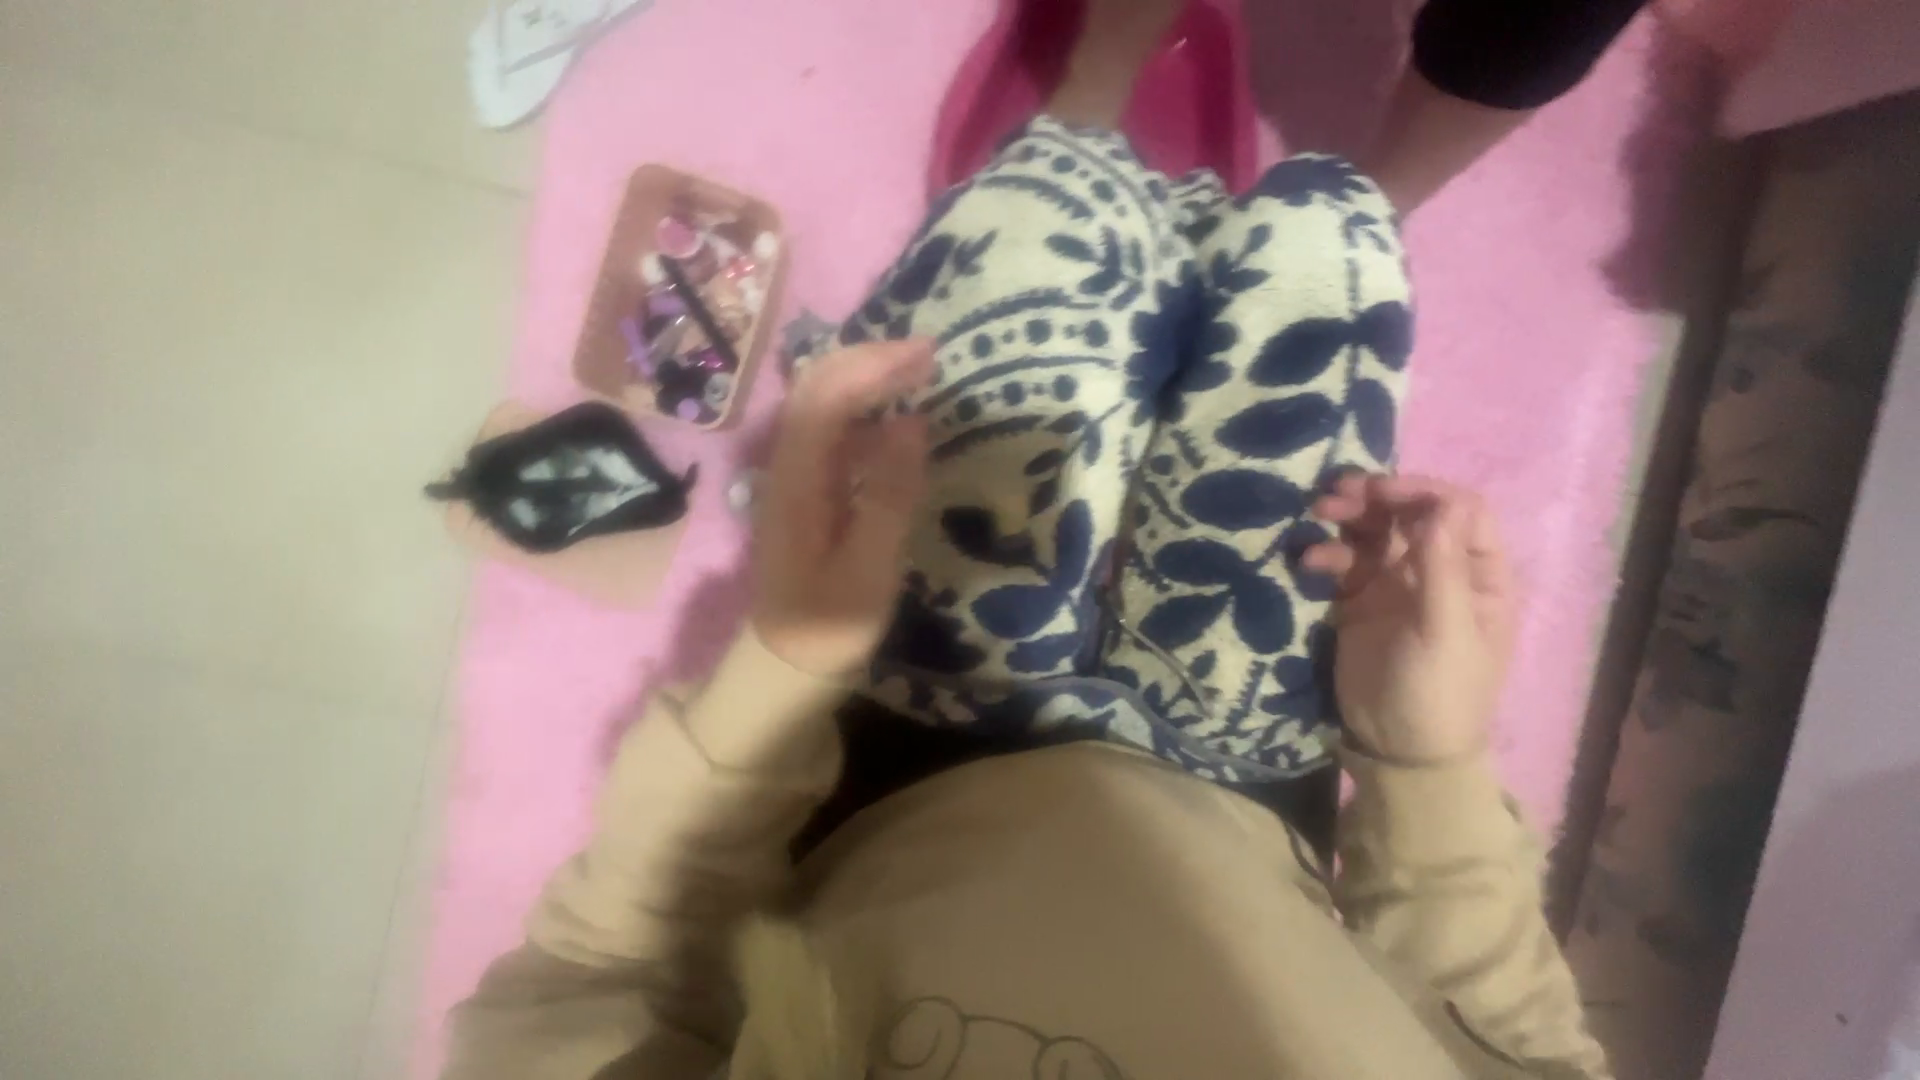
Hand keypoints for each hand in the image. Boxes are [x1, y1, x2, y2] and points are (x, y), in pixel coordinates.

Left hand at [752, 340, 934, 676]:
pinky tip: (898, 427)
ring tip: (920, 378)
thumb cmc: (830, 627)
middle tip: (928, 357)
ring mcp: (795, 479)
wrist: (786, 666)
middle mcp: (787, 468)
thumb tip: (910, 422)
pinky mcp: (809, 493)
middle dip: (870, 361)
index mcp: (796, 482)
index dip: (873, 365)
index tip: (927, 356)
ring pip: (823, 407)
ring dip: (868, 382)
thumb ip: (889, 496)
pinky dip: (867, 416)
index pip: (825, 398)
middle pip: (817, 389)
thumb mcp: (869, 570)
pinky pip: (834, 436)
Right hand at [1303, 474, 1516, 762]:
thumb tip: (1441, 504)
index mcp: (1477, 575)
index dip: (1421, 492)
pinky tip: (1308, 561)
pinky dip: (1325, 553)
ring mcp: (1395, 583)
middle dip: (1374, 497)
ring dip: (1346, 517)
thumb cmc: (1439, 691)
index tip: (1379, 490)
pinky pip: (1342, 561)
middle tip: (1333, 496)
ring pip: (1372, 531)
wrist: (1397, 746)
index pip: (1459, 511)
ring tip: (1315, 514)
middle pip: (1409, 513)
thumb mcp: (1446, 632)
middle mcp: (1437, 569)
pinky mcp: (1356, 599)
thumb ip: (1442, 569)